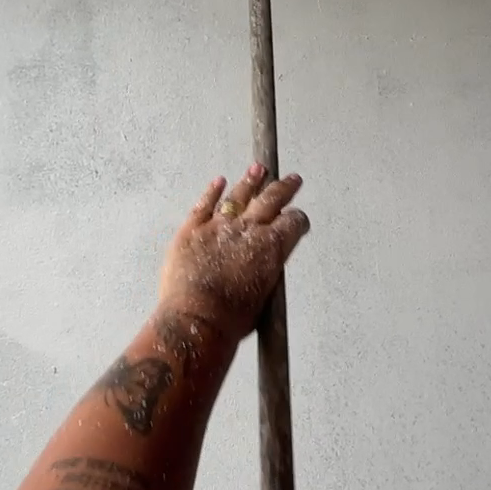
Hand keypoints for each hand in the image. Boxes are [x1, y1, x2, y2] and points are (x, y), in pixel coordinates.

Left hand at [159, 164, 310, 338]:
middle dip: (285, 187)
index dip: (298, 219)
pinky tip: (219, 181)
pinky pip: (204, 204)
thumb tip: (266, 263)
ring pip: (238, 195)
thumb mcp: (265, 297)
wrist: (195, 320)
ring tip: (258, 168)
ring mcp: (218, 226)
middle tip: (293, 179)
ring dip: (250, 181)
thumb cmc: (232, 319)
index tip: (298, 219)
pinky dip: (212, 191)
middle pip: (271, 199)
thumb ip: (267, 271)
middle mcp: (249, 230)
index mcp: (272, 248)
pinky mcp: (192, 230)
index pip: (293, 222)